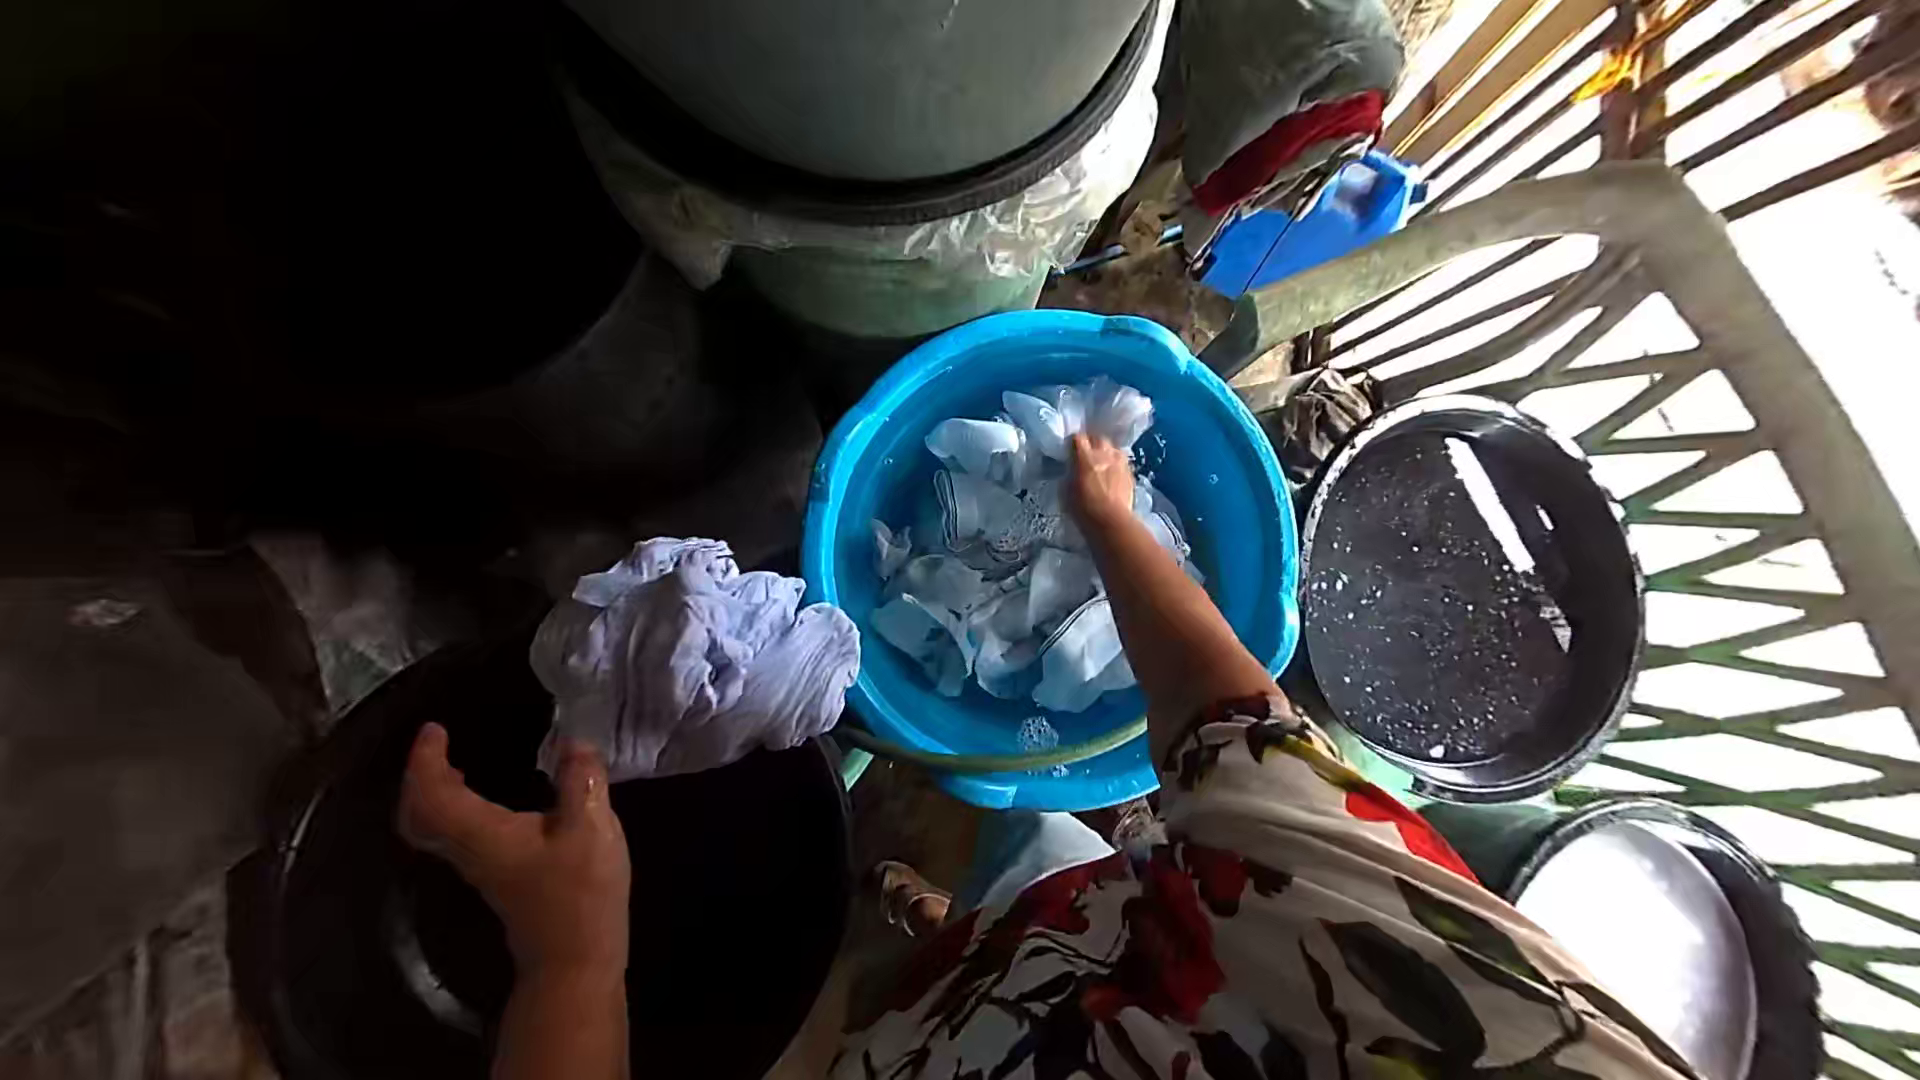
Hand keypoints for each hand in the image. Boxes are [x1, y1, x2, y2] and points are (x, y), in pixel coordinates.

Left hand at [399, 722, 630, 979]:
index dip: (427, 761)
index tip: (434, 728)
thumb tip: (573, 740)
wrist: (575, 953)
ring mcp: (481, 865)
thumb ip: (581, 780)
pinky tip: (487, 795)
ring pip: (433, 827)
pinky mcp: (498, 872)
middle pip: (419, 817)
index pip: (435, 796)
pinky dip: (455, 806)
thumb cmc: (579, 889)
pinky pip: (456, 832)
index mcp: (484, 835)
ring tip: (456, 762)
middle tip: (437, 745)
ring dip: (433, 792)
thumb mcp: (590, 825)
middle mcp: (470, 850)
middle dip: (419, 778)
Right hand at [1067, 432, 1135, 531]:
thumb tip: (1072, 470)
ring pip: (1113, 448)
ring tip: (1102, 461)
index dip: (1073, 442)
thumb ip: (1069, 474)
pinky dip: (1116, 464)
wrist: (1111, 521)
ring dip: (1106, 452)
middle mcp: (1104, 454)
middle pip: (1098, 439)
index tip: (1070, 449)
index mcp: (1085, 457)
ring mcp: (1119, 463)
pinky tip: (1112, 473)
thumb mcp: (1066, 490)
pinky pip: (1122, 462)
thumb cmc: (1083, 508)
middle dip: (1092, 443)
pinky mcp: (1130, 474)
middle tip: (1086, 453)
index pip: (1078, 438)